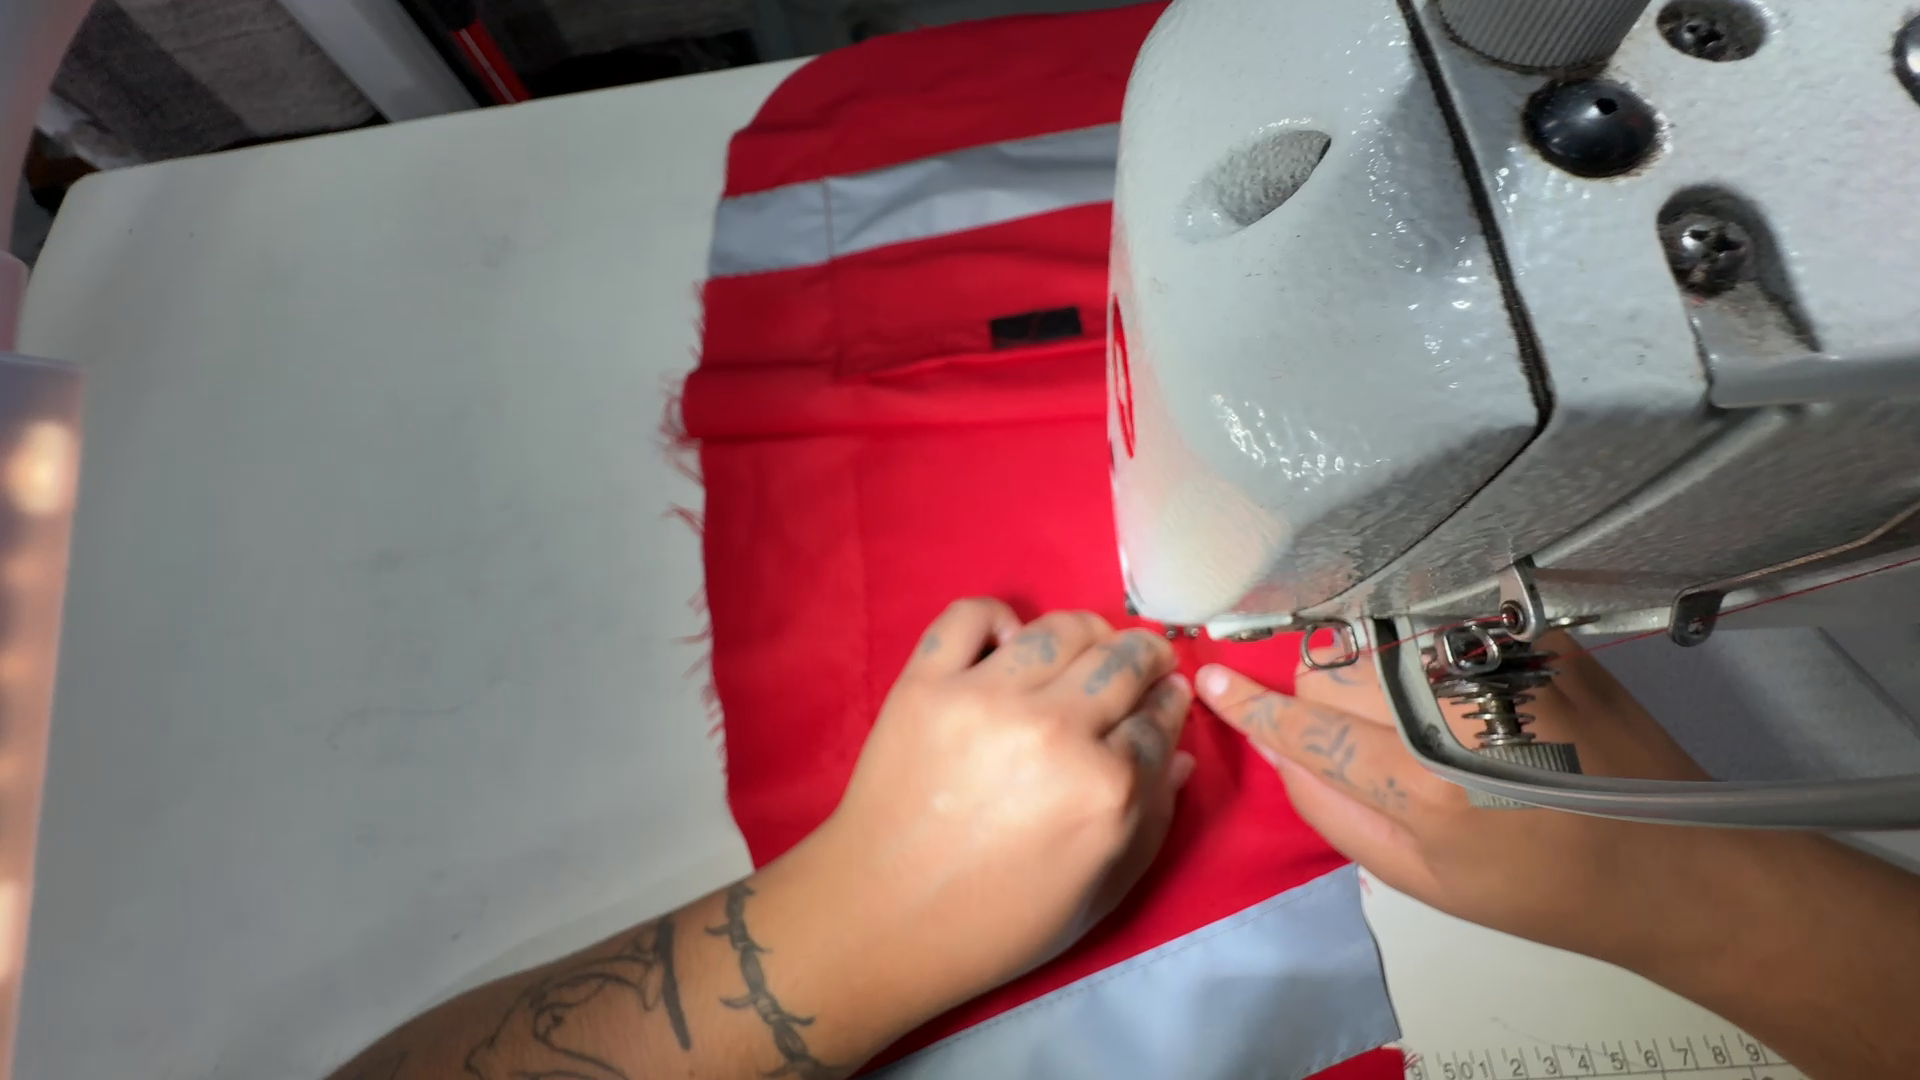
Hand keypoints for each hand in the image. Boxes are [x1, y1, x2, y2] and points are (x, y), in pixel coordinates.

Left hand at [812, 598, 1194, 1013]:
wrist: (883, 914)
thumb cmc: (998, 920)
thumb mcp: (1099, 892)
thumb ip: (1152, 819)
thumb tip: (1179, 749)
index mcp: (1105, 789)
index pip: (1158, 719)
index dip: (1170, 705)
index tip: (1166, 696)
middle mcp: (1053, 730)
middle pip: (1122, 661)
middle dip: (1146, 657)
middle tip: (1140, 662)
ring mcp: (984, 698)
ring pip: (1060, 628)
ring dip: (1088, 631)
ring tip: (1085, 645)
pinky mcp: (925, 683)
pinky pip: (969, 615)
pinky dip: (996, 617)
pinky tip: (1006, 644)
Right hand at [1194, 634, 1750, 968]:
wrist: (1683, 862)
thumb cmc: (1541, 887)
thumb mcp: (1420, 881)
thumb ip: (1330, 811)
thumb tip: (1277, 749)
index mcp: (1430, 787)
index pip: (1306, 730)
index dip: (1251, 708)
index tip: (1210, 682)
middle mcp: (1458, 712)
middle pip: (1328, 672)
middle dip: (1317, 697)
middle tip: (1357, 732)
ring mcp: (1498, 663)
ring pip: (1367, 640)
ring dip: (1360, 670)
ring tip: (1406, 709)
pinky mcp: (1529, 636)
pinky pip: (1426, 621)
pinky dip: (1413, 646)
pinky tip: (1448, 681)